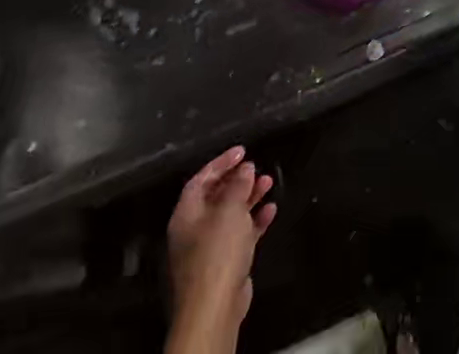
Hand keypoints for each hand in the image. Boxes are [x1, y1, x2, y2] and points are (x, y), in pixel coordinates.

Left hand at [166, 146, 275, 353]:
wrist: (214, 308)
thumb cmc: (217, 252)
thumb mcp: (229, 211)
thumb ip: (238, 186)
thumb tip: (245, 169)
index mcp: (186, 214)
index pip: (201, 179)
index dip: (221, 162)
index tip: (243, 151)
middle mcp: (194, 228)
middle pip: (215, 196)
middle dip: (237, 180)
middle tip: (256, 167)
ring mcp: (209, 247)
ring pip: (230, 214)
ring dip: (249, 197)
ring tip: (269, 182)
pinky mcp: (225, 263)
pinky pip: (240, 233)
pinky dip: (255, 220)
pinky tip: (271, 211)